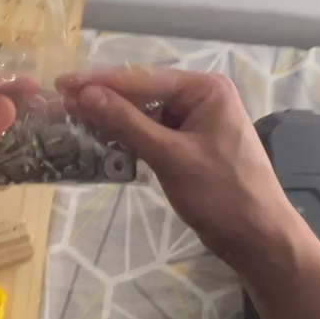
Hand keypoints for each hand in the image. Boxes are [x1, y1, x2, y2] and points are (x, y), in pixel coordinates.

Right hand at [56, 67, 304, 268]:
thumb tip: (86, 94)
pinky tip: (99, 139)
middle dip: (103, 98)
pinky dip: (128, 137)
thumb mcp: (171, 156)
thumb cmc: (222, 194)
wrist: (259, 239)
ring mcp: (196, 122)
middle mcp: (201, 97)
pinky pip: (152, 133)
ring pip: (144, 113)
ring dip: (112, 118)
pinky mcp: (189, 145)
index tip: (62, 83)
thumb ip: (127, 123)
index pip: (144, 79)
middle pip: (142, 92)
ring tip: (72, 117)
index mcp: (205, 89)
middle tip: (60, 100)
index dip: (100, 82)